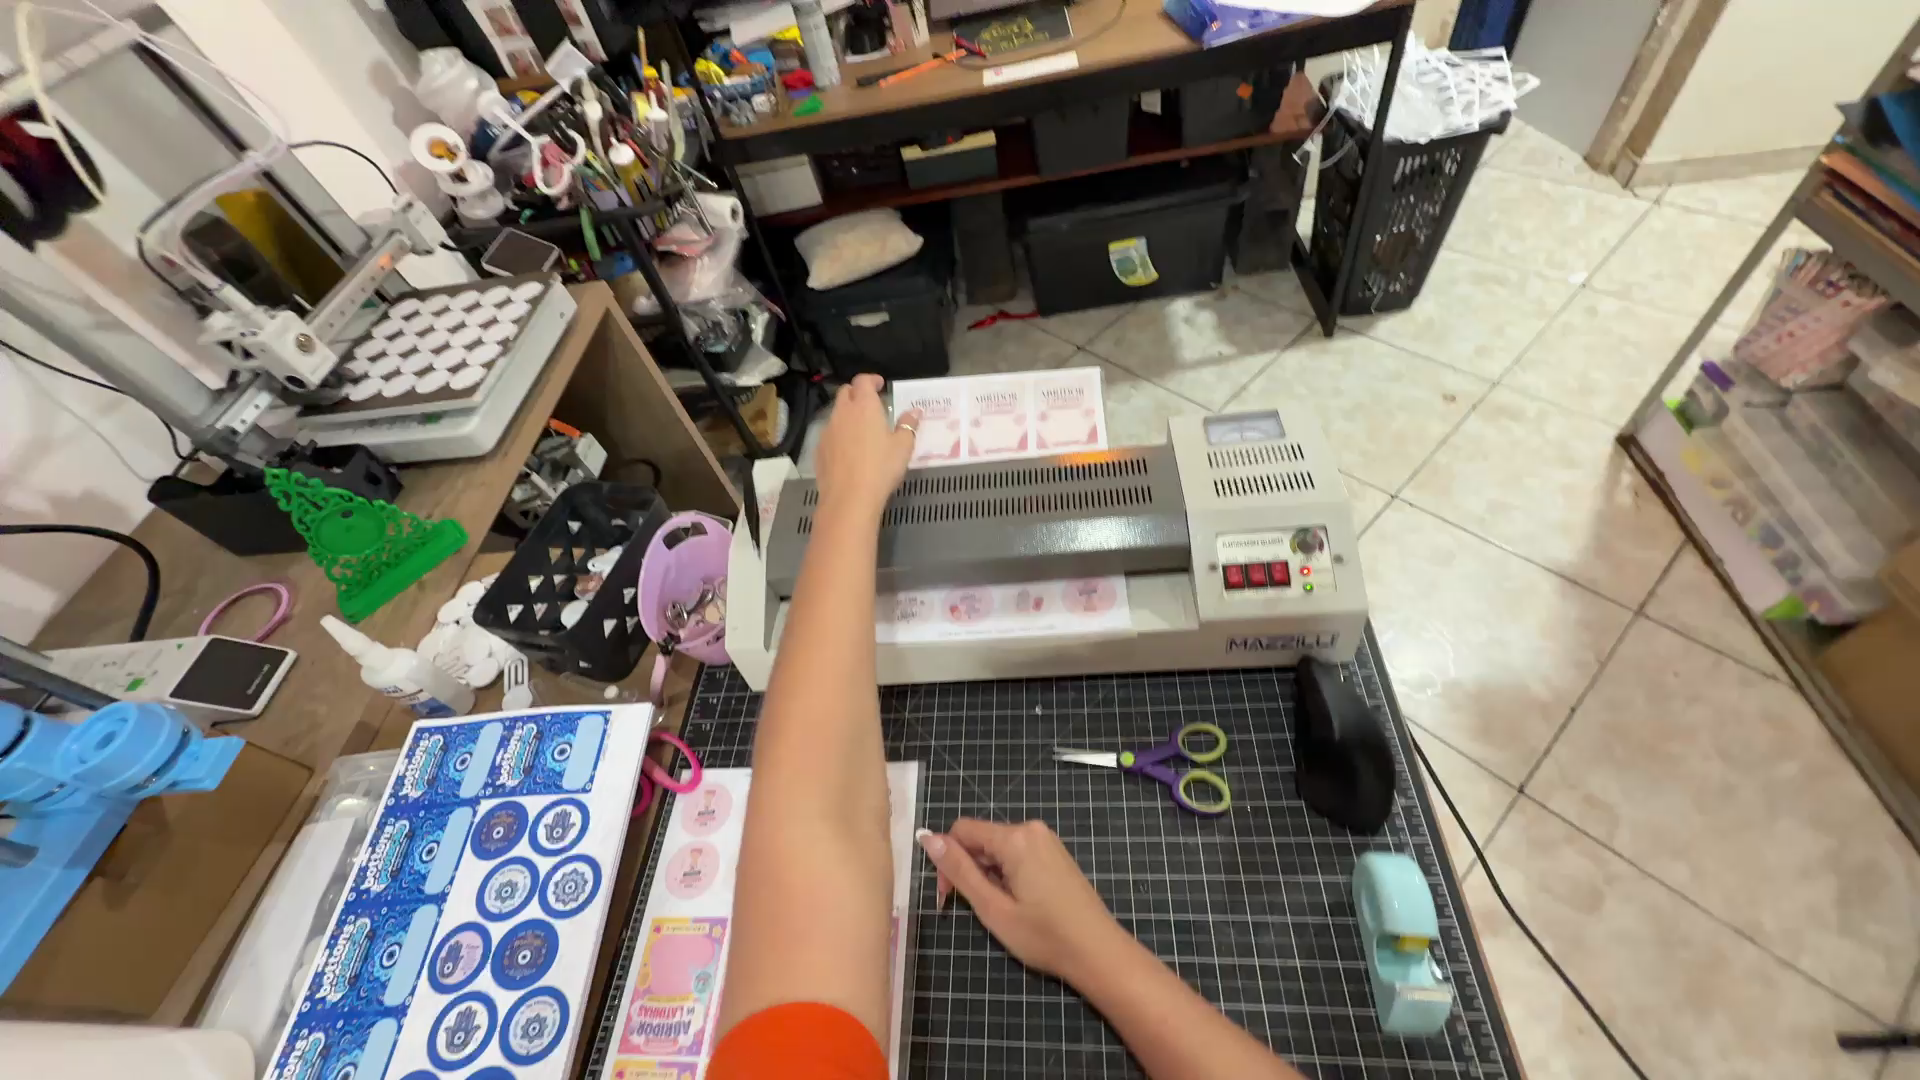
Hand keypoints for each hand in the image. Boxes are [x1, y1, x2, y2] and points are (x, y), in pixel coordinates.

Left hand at [815, 374, 919, 514]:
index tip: (880, 384)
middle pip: (845, 393)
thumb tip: (914, 411)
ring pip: (836, 414)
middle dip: (857, 394)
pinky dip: (839, 434)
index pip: (862, 381)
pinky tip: (849, 451)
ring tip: (861, 430)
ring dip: (847, 415)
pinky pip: (830, 434)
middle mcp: (842, 413)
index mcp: (864, 406)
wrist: (849, 498)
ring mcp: (827, 431)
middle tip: (871, 405)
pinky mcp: (819, 450)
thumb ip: (908, 425)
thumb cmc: (881, 468)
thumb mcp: (903, 447)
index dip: (871, 379)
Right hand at [916, 819, 1126, 983]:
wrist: (1099, 952)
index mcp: (1015, 838)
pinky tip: (1018, 902)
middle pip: (981, 838)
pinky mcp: (1055, 853)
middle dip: (968, 868)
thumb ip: (960, 871)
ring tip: (1000, 910)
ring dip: (988, 873)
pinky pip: (1018, 852)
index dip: (947, 859)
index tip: (948, 897)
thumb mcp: (994, 908)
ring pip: (999, 847)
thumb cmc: (1044, 935)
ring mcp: (1046, 840)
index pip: (962, 830)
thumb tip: (927, 837)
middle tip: (975, 909)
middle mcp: (1031, 829)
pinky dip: (1007, 873)